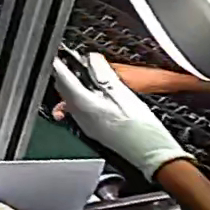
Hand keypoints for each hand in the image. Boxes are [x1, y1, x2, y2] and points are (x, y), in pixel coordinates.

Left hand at [50, 53, 190, 178]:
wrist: (153, 156)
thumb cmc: (142, 130)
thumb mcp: (123, 95)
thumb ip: (104, 75)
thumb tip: (92, 59)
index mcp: (83, 104)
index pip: (62, 79)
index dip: (58, 63)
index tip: (57, 53)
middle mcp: (79, 115)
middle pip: (63, 89)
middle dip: (64, 73)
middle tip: (68, 60)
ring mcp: (84, 124)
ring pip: (69, 98)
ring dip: (71, 84)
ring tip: (79, 73)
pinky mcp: (93, 129)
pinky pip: (78, 108)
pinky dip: (79, 95)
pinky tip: (91, 92)